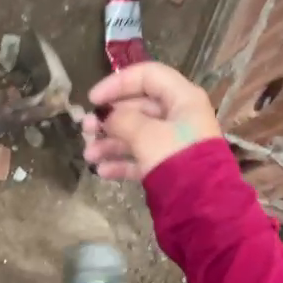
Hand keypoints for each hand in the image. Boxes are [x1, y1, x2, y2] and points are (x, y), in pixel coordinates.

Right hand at [80, 62, 222, 180]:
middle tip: (85, 130)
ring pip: (135, 135)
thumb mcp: (146, 134)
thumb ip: (122, 120)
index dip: (117, 84)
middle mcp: (177, 117)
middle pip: (138, 108)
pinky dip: (120, 163)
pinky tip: (102, 171)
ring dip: (109, 143)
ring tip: (89, 156)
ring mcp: (171, 143)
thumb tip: (106, 117)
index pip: (147, 76)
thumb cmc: (175, 160)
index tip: (92, 100)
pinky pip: (138, 159)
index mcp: (181, 98)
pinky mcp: (164, 167)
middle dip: (109, 119)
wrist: (197, 206)